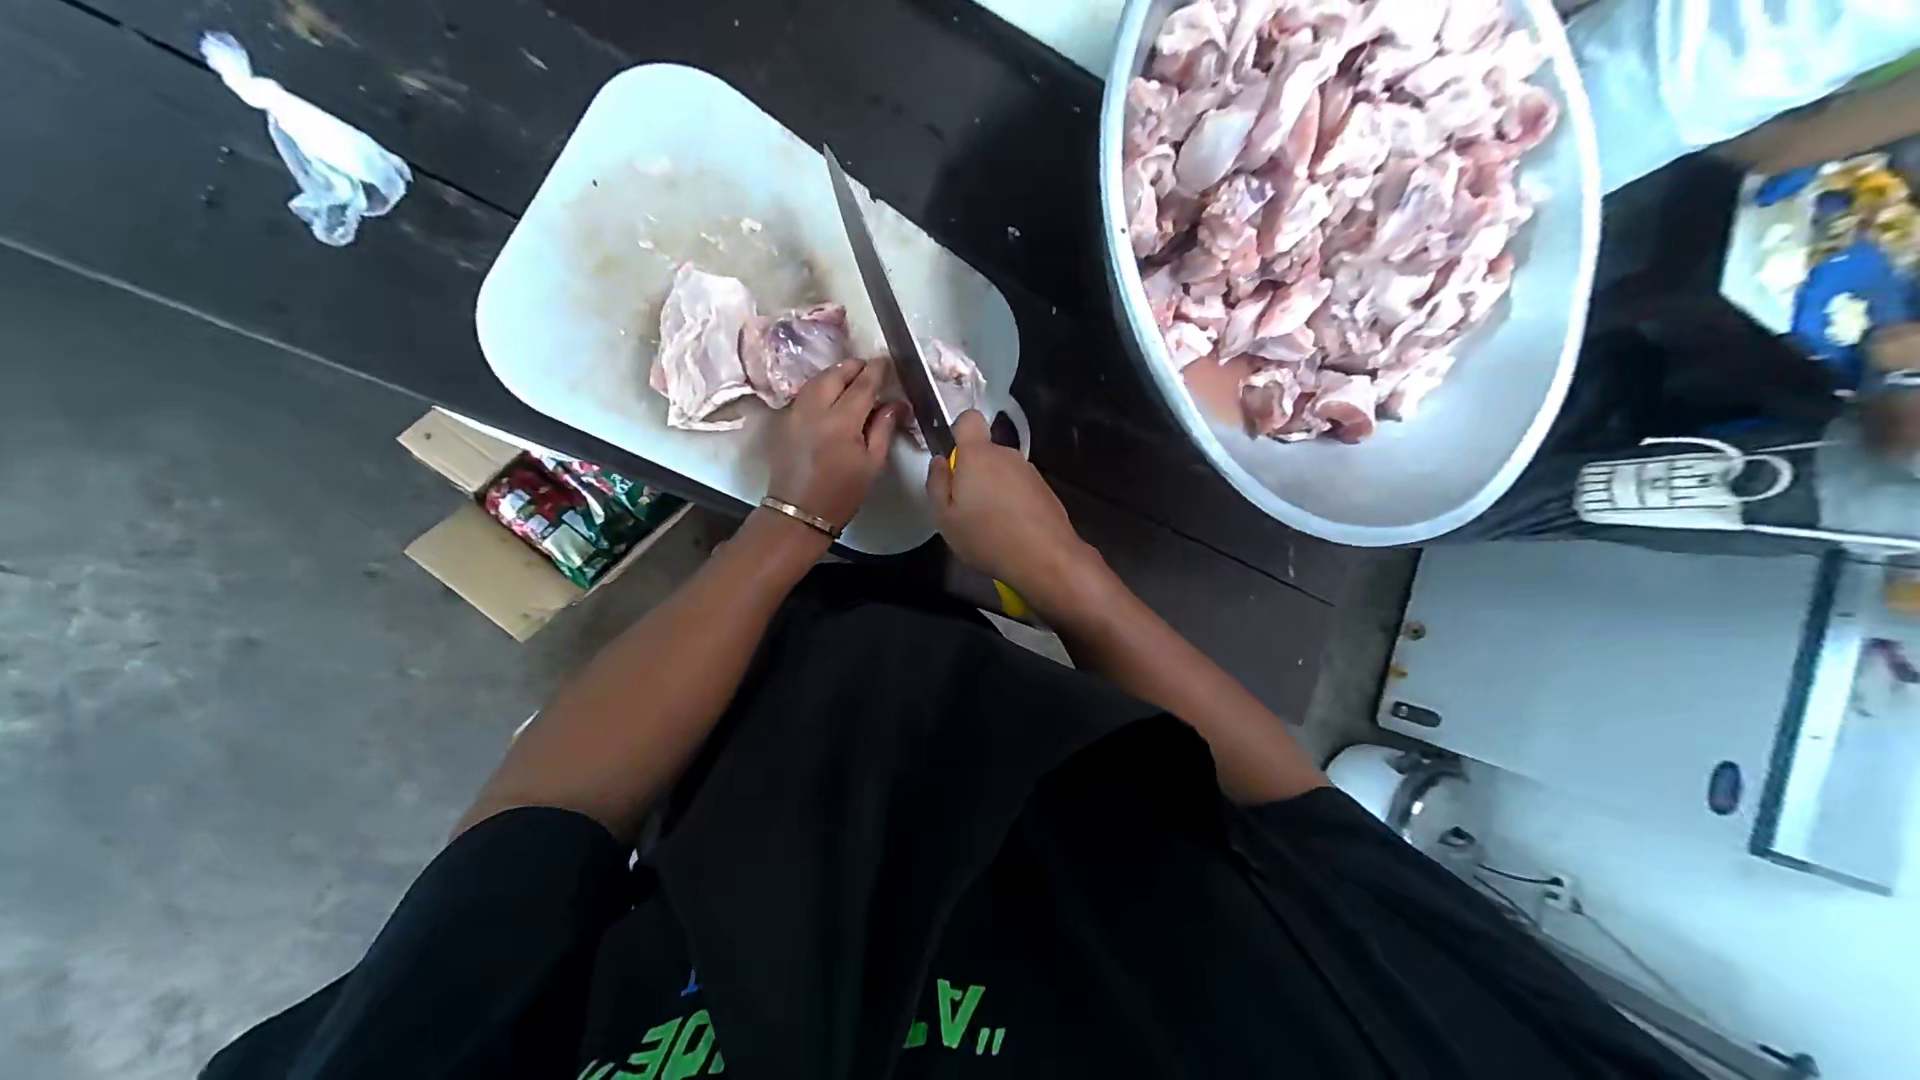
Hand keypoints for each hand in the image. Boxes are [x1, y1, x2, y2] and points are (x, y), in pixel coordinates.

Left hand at [767, 358, 902, 529]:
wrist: (799, 512)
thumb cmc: (842, 493)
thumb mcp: (872, 464)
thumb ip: (883, 428)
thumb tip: (894, 404)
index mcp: (841, 421)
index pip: (863, 384)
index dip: (877, 370)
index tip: (887, 363)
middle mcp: (815, 409)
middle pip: (835, 374)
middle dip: (854, 367)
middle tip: (869, 370)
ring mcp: (795, 412)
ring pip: (817, 380)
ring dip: (835, 374)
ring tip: (851, 379)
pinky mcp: (784, 420)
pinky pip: (805, 393)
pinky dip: (820, 387)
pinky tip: (831, 396)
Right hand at [925, 411, 1107, 615]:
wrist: (1045, 558)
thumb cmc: (986, 537)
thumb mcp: (945, 518)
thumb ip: (937, 484)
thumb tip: (940, 462)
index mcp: (978, 455)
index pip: (969, 419)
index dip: (958, 431)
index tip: (954, 459)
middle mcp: (1007, 455)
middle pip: (985, 452)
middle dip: (974, 472)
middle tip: (966, 506)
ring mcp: (1030, 472)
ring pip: (1003, 472)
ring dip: (994, 490)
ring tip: (990, 524)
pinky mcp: (1045, 490)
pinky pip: (1020, 488)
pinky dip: (1013, 503)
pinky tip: (1010, 530)